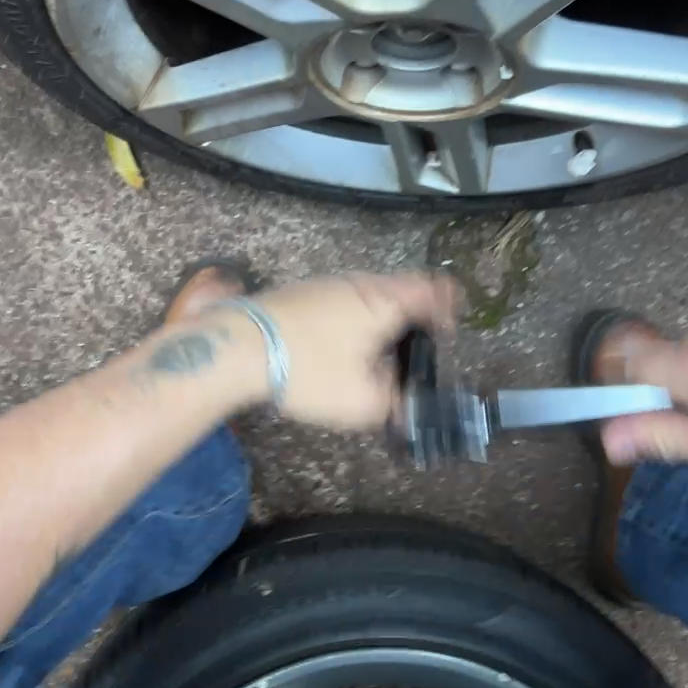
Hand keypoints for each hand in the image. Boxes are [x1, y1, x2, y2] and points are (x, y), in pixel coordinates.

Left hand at [251, 273, 458, 430]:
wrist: (237, 348)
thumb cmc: (307, 371)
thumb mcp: (360, 401)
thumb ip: (394, 403)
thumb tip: (406, 404)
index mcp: (384, 302)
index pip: (433, 290)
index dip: (448, 307)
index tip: (450, 329)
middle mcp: (360, 284)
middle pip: (401, 290)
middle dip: (413, 317)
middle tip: (415, 350)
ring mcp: (327, 283)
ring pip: (369, 294)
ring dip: (380, 319)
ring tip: (376, 354)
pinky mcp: (300, 292)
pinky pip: (342, 300)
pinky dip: (353, 319)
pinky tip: (338, 348)